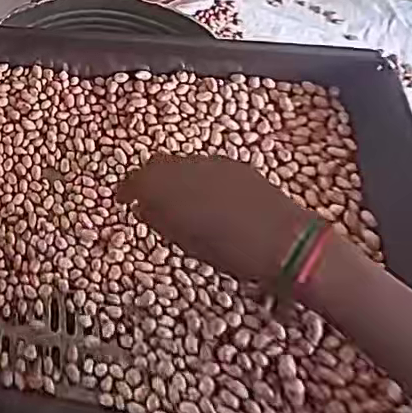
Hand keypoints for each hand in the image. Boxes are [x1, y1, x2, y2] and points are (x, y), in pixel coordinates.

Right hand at [114, 154, 314, 282]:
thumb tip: (143, 207)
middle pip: (155, 165)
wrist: (288, 242)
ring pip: (182, 164)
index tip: (123, 201)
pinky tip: (212, 199)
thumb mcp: (185, 241)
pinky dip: (200, 179)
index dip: (126, 191)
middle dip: (150, 180)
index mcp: (165, 185)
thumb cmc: (229, 250)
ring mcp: (210, 162)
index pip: (134, 180)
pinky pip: (206, 167)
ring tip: (183, 201)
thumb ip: (158, 219)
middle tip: (150, 200)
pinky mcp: (234, 165)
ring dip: (176, 179)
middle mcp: (183, 166)